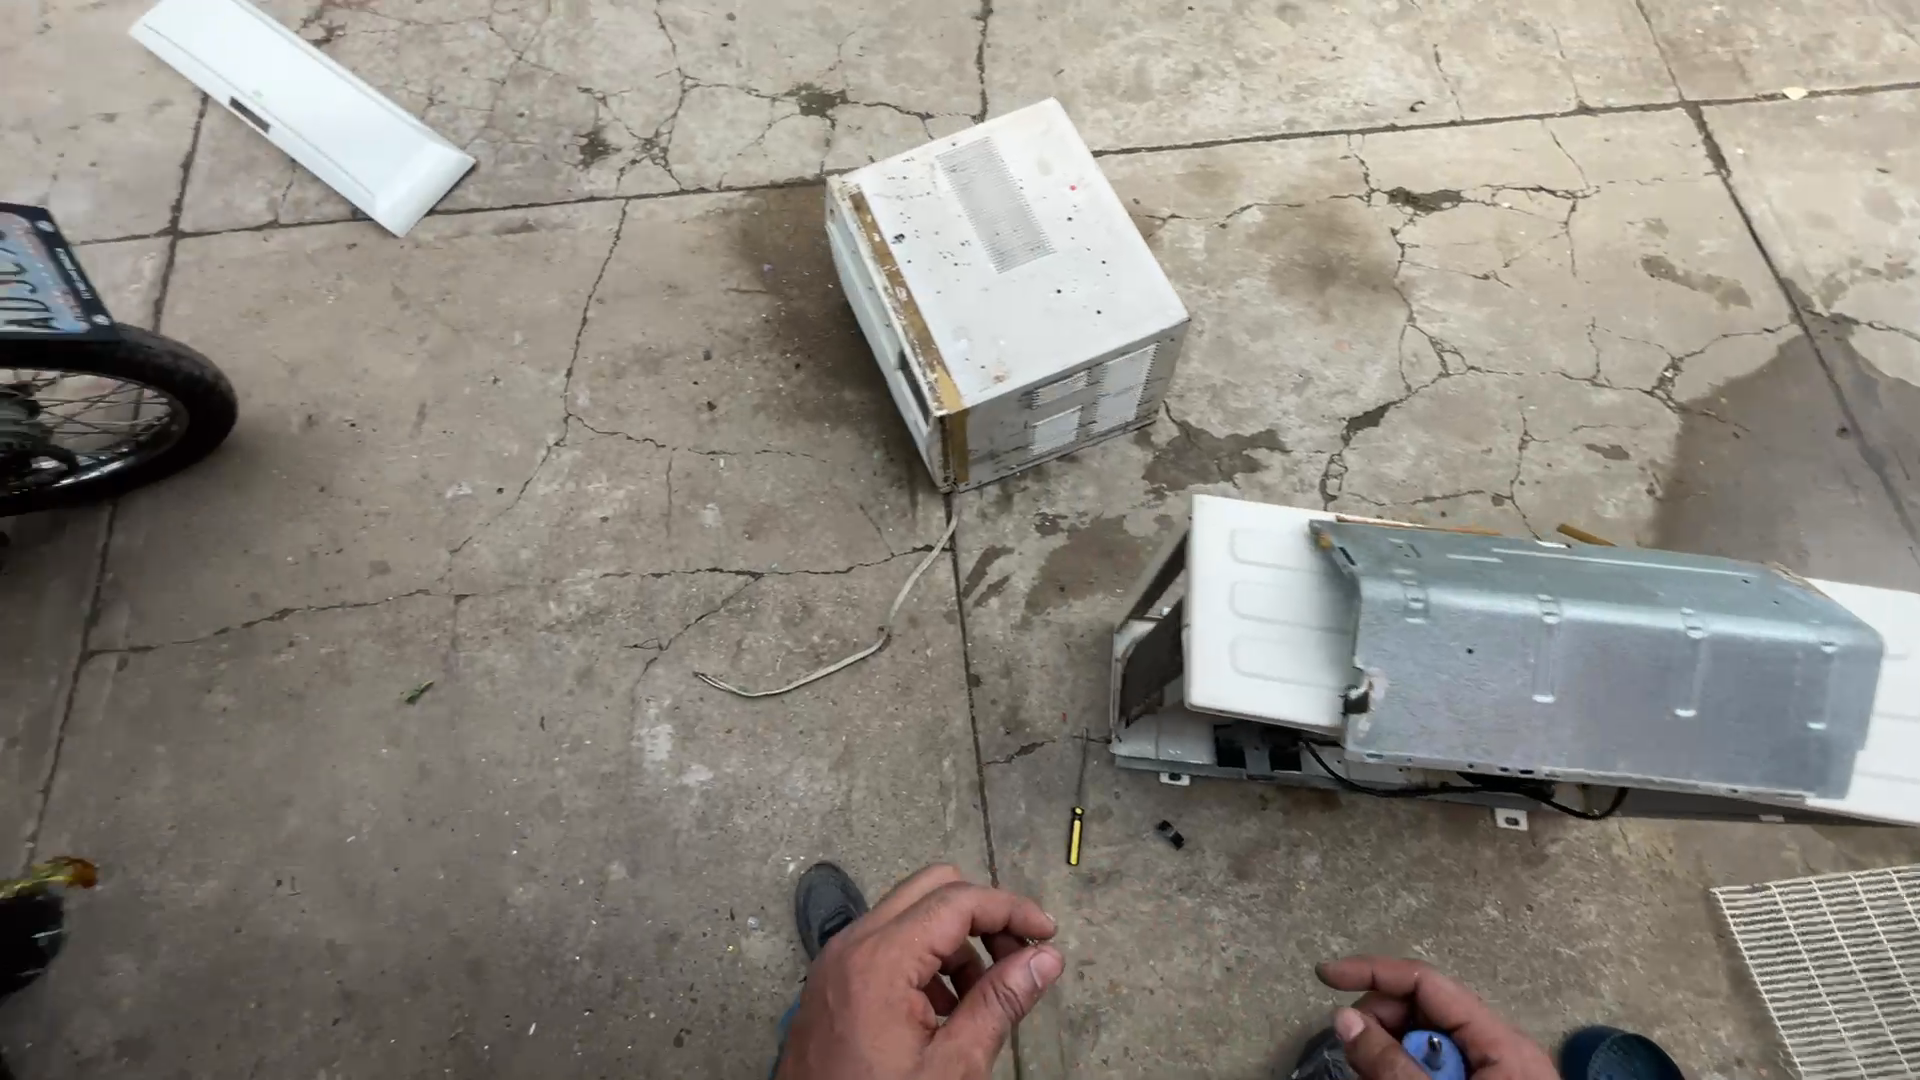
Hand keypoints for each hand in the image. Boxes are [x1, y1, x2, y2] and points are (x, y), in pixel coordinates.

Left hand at [775, 864, 1064, 1079]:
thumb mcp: (951, 1069)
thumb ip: (1000, 1004)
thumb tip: (1047, 958)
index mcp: (881, 958)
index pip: (958, 900)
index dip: (1010, 910)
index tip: (1047, 934)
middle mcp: (854, 940)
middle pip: (933, 887)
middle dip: (982, 914)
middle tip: (1015, 959)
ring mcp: (838, 956)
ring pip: (911, 910)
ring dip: (956, 938)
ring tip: (982, 997)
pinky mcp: (833, 976)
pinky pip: (888, 939)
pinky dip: (925, 955)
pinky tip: (944, 1009)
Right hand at [1316, 956, 1556, 1079]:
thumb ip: (1391, 1065)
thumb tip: (1343, 1018)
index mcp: (1502, 1045)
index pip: (1425, 982)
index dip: (1372, 972)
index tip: (1324, 978)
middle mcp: (1499, 1052)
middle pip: (1420, 1010)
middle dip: (1379, 1025)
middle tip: (1356, 1059)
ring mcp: (1493, 1078)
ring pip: (1420, 1043)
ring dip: (1390, 1059)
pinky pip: (1431, 1072)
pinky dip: (1405, 1077)